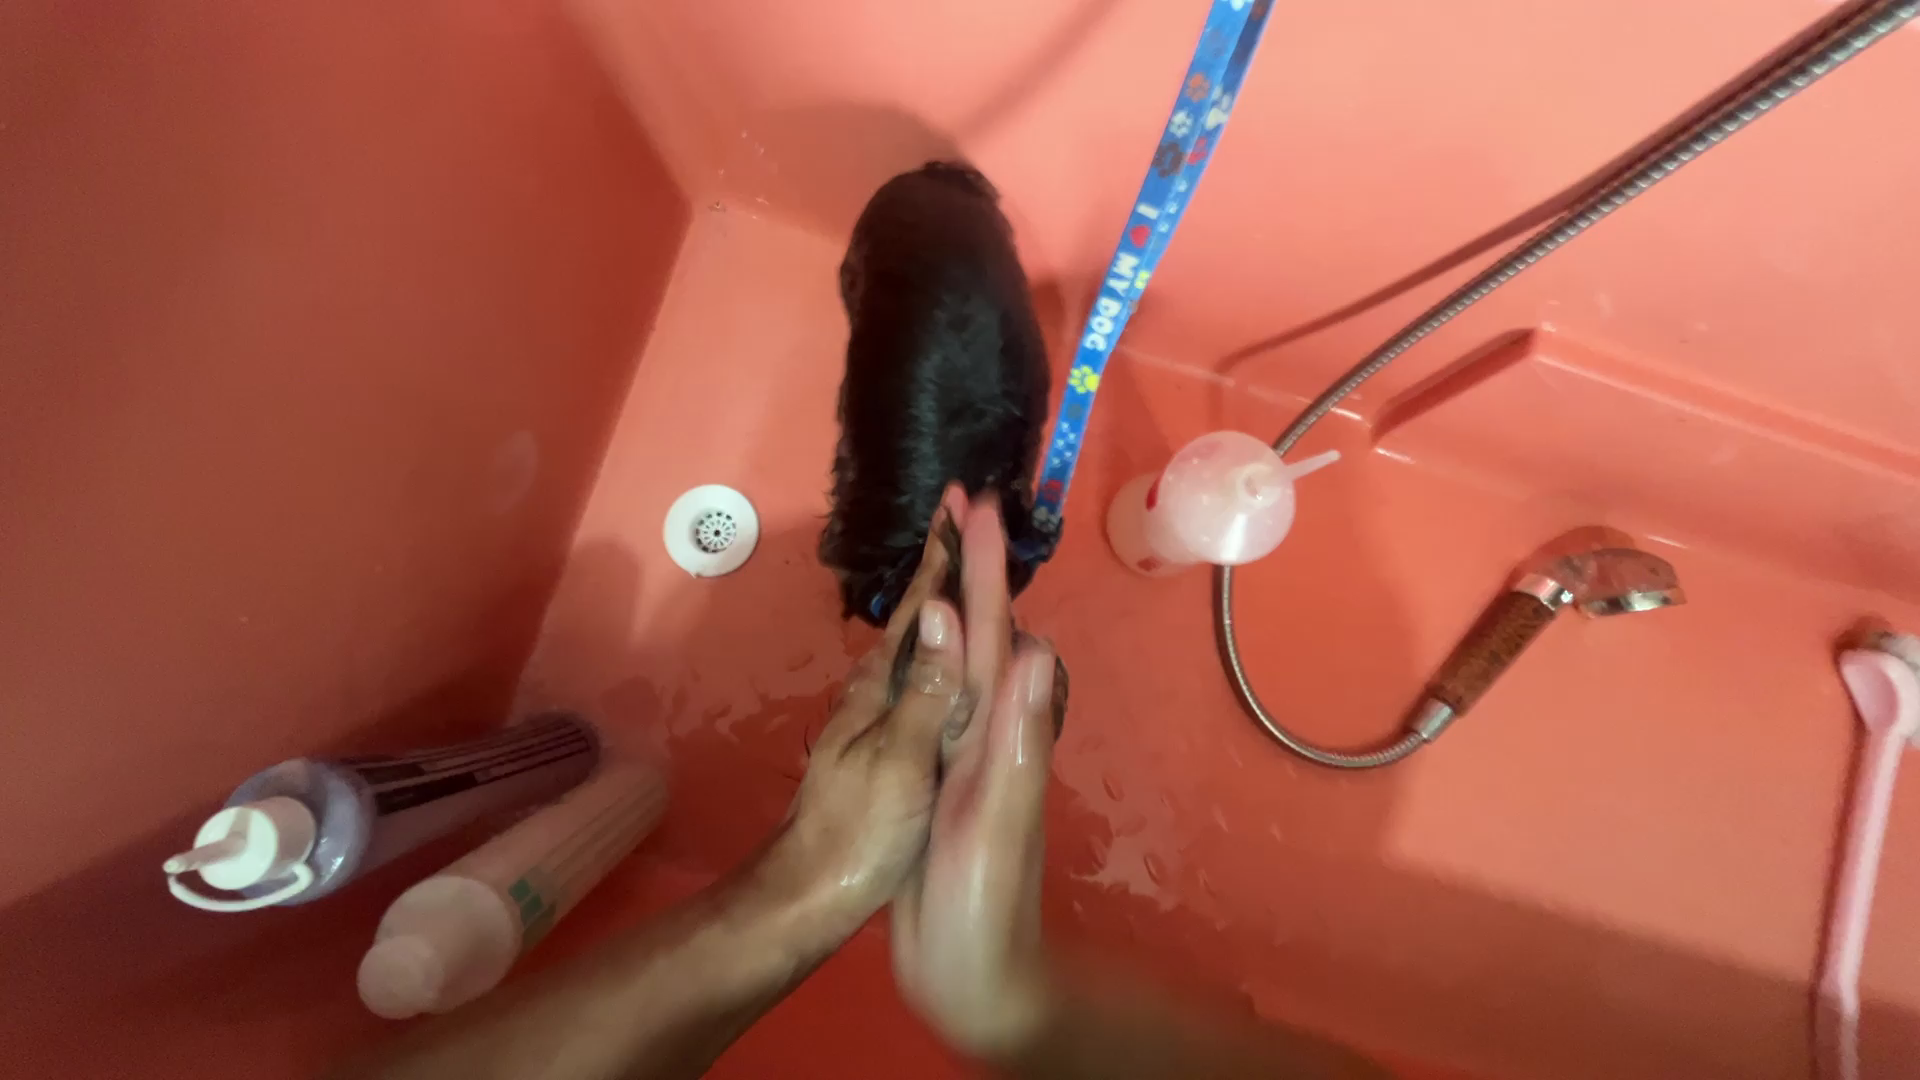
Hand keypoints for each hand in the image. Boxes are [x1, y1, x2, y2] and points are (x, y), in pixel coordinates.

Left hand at [757, 489, 973, 943]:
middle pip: (919, 616)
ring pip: (921, 646)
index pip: (919, 605)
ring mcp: (880, 714)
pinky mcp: (887, 740)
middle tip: (974, 527)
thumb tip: (948, 611)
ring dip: (944, 605)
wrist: (810, 892)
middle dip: (945, 568)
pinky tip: (956, 658)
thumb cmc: (858, 828)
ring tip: (972, 576)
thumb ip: (928, 691)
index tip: (959, 503)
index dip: (941, 555)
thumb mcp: (899, 761)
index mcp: (882, 684)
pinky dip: (945, 651)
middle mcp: (878, 688)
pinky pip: (924, 679)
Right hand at [892, 499, 1059, 1057]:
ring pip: (966, 652)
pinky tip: (921, 640)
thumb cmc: (982, 908)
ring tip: (942, 549)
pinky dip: (934, 649)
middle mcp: (991, 722)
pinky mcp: (944, 765)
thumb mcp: (998, 825)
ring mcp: (968, 743)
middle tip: (957, 505)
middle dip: (974, 563)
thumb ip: (1017, 743)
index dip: (987, 568)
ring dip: (958, 596)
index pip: (999, 630)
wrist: (973, 973)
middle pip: (985, 628)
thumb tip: (1036, 648)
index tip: (978, 504)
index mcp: (1002, 726)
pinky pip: (942, 688)